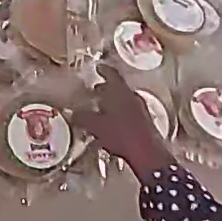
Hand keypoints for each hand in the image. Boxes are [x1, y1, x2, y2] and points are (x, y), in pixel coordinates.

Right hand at [74, 65, 173, 179]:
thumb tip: (74, 114)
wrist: (146, 153)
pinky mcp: (145, 122)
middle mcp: (132, 98)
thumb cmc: (122, 134)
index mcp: (120, 92)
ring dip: (113, 102)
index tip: (98, 67)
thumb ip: (82, 117)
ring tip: (101, 109)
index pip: (112, 74)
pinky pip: (130, 112)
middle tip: (96, 90)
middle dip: (106, 88)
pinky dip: (119, 113)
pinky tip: (112, 125)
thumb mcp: (95, 126)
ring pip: (124, 100)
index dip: (103, 70)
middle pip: (118, 87)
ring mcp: (141, 110)